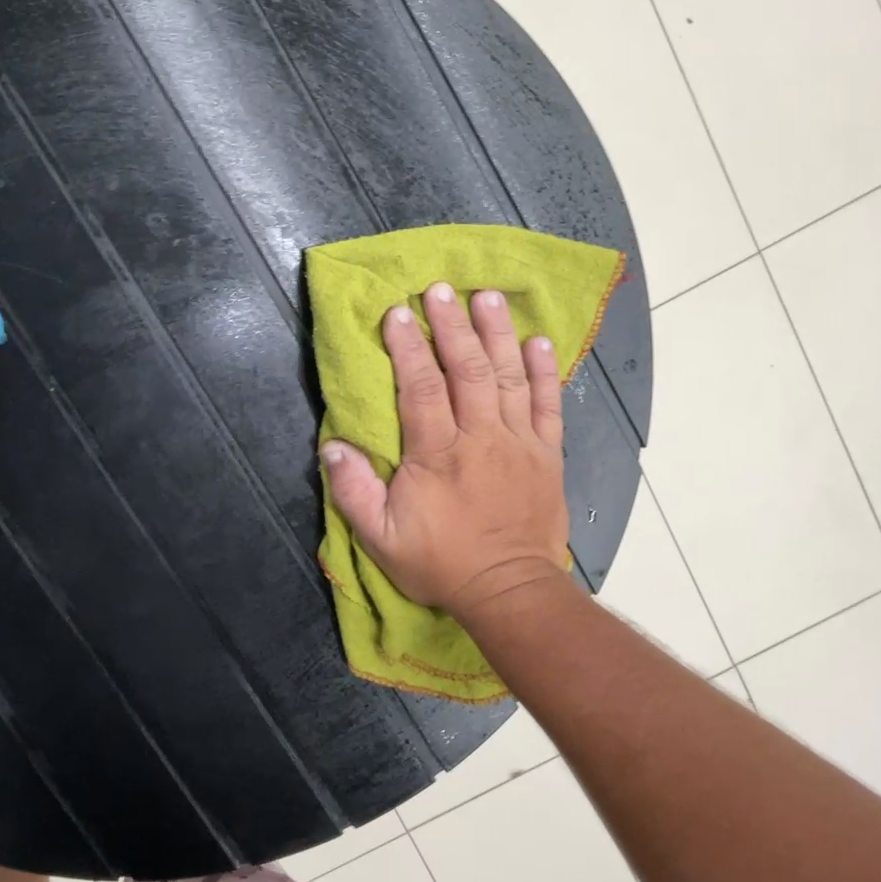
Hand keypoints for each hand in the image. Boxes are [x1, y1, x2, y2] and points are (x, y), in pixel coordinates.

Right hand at [321, 282, 570, 620]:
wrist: (510, 592)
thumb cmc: (439, 562)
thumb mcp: (380, 538)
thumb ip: (353, 490)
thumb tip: (332, 444)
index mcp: (437, 454)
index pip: (421, 387)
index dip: (409, 347)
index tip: (398, 312)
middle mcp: (481, 438)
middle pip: (468, 370)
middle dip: (452, 325)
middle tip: (440, 289)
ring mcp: (520, 443)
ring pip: (509, 377)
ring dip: (497, 334)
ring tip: (486, 297)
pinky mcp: (547, 455)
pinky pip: (548, 404)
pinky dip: (543, 371)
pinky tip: (536, 340)